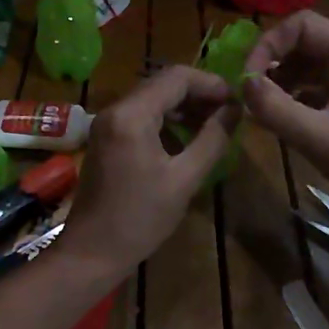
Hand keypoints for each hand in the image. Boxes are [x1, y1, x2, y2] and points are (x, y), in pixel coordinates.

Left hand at [65, 65, 238, 273]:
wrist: (92, 251)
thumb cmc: (140, 218)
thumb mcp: (184, 179)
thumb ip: (212, 139)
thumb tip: (235, 110)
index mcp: (131, 115)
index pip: (177, 77)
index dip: (211, 84)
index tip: (237, 102)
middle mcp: (113, 111)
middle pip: (161, 85)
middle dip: (197, 95)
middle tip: (228, 115)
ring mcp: (104, 126)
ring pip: (149, 101)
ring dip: (181, 109)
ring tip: (212, 128)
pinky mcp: (103, 141)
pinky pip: (137, 119)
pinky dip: (163, 122)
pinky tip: (184, 141)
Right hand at [240, 11, 328, 215]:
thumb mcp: (317, 138)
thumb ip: (276, 109)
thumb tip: (241, 84)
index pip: (302, 25)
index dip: (268, 45)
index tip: (247, 78)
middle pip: (301, 41)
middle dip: (269, 63)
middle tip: (247, 94)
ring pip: (302, 64)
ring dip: (275, 81)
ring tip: (257, 108)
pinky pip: (309, 85)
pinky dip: (288, 96)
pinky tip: (273, 118)